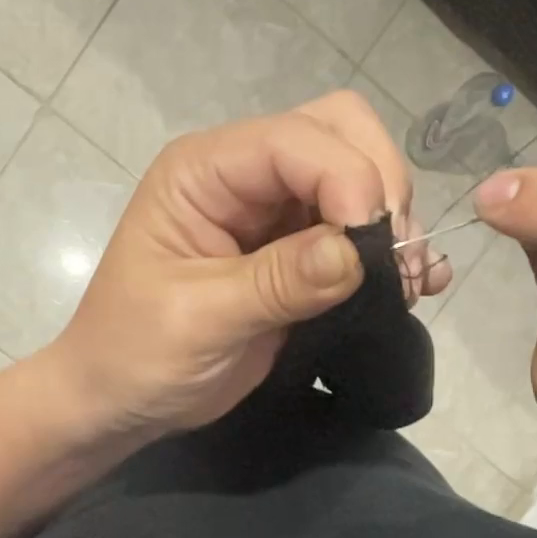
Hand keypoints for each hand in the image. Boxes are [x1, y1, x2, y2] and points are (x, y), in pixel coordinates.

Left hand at [48, 91, 450, 434]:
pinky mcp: (295, 258)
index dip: (347, 179)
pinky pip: (355, 237)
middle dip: (379, 188)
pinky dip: (390, 256)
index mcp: (205, 173)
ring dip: (392, 226)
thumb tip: (357, 253)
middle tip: (397, 262)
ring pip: (358, 181)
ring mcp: (272, 216)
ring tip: (406, 287)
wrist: (120, 402)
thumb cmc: (137, 355)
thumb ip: (277, 282)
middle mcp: (244, 178)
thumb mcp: (200, 319)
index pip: (295, 140)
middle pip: (338, 136)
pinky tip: (416, 288)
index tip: (376, 248)